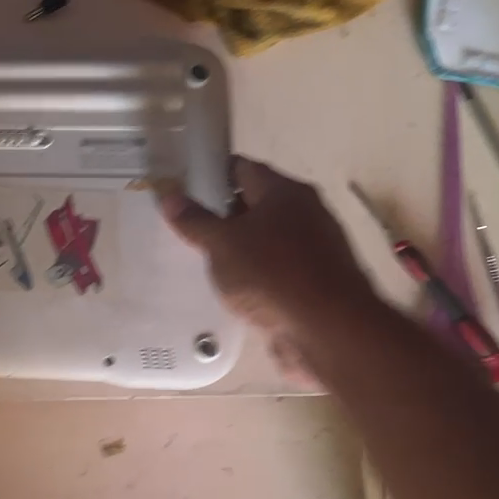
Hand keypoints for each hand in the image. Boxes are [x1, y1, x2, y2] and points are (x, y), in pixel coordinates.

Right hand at [158, 157, 380, 375]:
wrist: (329, 330)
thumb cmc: (271, 274)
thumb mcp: (221, 244)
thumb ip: (194, 220)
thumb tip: (170, 196)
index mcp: (284, 192)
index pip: (241, 168)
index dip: (210, 174)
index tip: (182, 188)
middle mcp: (305, 211)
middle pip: (255, 202)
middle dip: (221, 213)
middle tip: (185, 225)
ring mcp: (315, 246)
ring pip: (265, 237)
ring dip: (238, 245)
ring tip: (202, 258)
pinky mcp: (316, 279)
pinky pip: (276, 266)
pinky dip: (254, 271)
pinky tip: (232, 286)